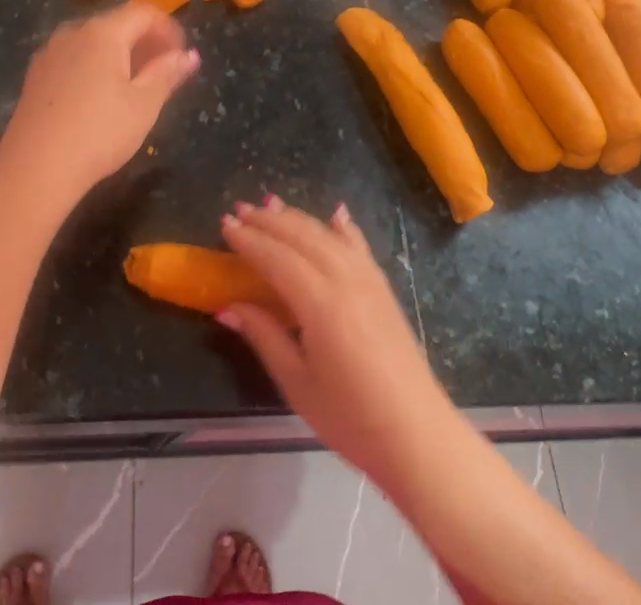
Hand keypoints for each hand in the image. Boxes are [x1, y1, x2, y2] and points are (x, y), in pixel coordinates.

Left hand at [0, 3, 198, 197]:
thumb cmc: (100, 132)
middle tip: (164, 73)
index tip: (182, 57)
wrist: (35, 168)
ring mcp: (49, 54)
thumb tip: (190, 54)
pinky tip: (101, 98)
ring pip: (94, 42)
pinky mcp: (36, 77)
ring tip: (135, 87)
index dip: (170, 29)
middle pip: (117, 24)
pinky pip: (75, 59)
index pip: (144, 12)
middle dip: (146, 43)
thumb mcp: (144, 104)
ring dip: (120, 55)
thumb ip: (168, 73)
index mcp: (103, 32)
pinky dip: (96, 67)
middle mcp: (73, 33)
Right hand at [217, 198, 459, 484]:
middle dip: (269, 221)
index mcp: (321, 305)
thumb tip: (227, 306)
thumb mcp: (296, 382)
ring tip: (272, 204)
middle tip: (239, 209)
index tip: (224, 225)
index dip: (249, 240)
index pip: (278, 259)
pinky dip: (344, 228)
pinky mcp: (385, 292)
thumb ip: (264, 336)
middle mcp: (347, 283)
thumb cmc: (350, 418)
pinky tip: (336, 214)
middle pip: (303, 238)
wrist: (417, 435)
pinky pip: (360, 248)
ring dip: (299, 219)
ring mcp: (371, 284)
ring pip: (330, 237)